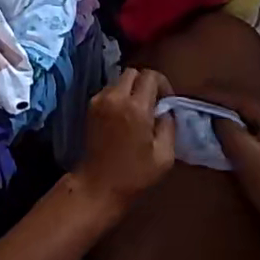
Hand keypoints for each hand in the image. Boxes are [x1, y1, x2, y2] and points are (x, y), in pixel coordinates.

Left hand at [73, 68, 175, 208]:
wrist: (98, 186)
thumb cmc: (134, 175)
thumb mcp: (164, 156)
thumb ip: (169, 126)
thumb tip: (166, 110)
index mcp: (136, 107)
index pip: (151, 76)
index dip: (162, 84)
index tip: (166, 101)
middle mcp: (116, 97)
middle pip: (133, 73)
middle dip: (145, 83)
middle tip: (152, 103)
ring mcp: (100, 100)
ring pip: (119, 80)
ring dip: (131, 90)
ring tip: (136, 112)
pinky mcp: (90, 107)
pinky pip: (108, 91)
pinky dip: (118, 97)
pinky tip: (122, 117)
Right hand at [209, 93, 259, 249]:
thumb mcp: (246, 157)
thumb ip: (228, 130)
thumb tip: (215, 115)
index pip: (243, 101)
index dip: (215, 96)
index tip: (192, 92)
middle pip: (251, 111)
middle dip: (224, 108)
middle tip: (199, 104)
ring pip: (256, 125)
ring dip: (234, 124)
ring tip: (209, 119)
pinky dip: (245, 137)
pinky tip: (231, 140)